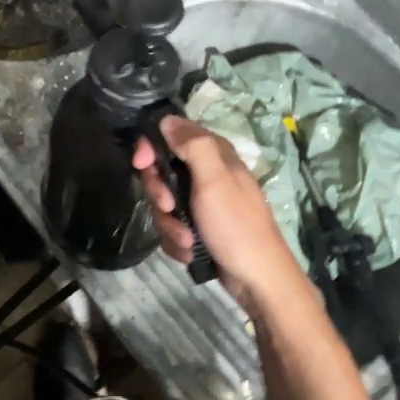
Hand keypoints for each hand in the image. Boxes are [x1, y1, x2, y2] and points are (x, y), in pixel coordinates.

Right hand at [133, 116, 307, 316]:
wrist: (257, 280)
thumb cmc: (237, 226)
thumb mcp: (214, 180)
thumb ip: (192, 146)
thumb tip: (166, 119)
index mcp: (215, 155)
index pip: (171, 134)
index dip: (151, 148)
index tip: (141, 165)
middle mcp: (208, 174)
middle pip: (161, 171)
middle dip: (159, 194)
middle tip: (170, 208)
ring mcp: (203, 203)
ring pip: (164, 203)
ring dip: (169, 224)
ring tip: (187, 240)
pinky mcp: (199, 227)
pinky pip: (171, 226)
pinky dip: (176, 240)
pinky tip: (189, 250)